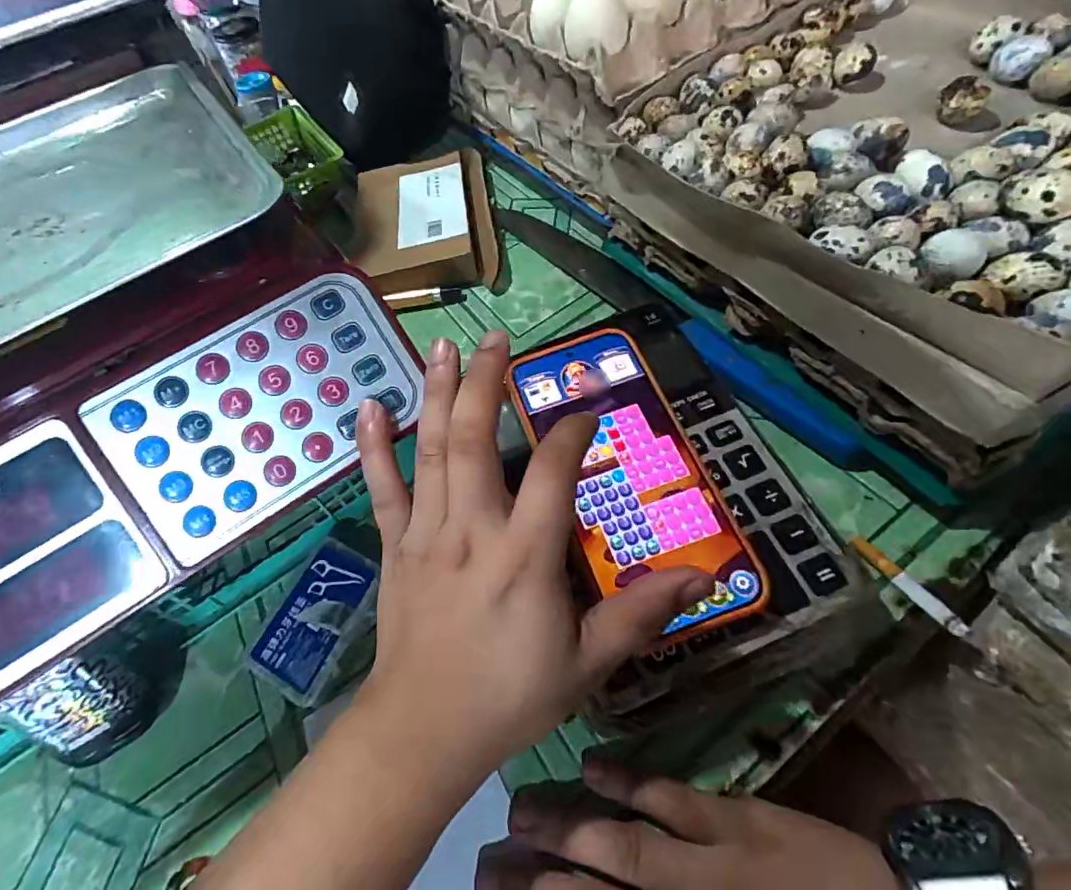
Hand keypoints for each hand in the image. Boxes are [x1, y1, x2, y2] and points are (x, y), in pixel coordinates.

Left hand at [352, 329, 712, 784]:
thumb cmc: (510, 698)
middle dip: (486, 383)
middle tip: (496, 340)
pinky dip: (374, 446)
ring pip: (430, 450)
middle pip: (476, 439)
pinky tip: (371, 406)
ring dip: (437, 394)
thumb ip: (639, 615)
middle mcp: (473, 530)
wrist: (424, 731)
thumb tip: (699, 580)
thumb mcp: (587, 664)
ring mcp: (427, 533)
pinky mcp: (395, 546)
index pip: (551, 472)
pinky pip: (382, 488)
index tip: (584, 408)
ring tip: (443, 347)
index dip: (570, 431)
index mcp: (524, 556)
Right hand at [490, 756, 898, 889]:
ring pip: (627, 846)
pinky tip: (594, 768)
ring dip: (572, 829)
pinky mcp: (739, 821)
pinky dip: (630, 784)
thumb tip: (619, 886)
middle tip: (493, 858)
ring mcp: (712, 861)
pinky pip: (674, 802)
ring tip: (522, 811)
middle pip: (603, 889)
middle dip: (546, 878)